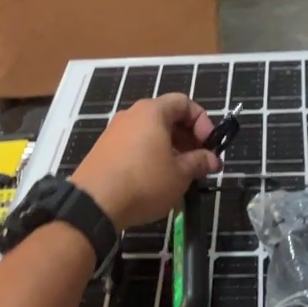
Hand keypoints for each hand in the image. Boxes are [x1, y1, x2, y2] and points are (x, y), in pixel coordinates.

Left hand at [71, 93, 219, 228]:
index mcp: (152, 112)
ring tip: (181, 173)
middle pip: (167, 116)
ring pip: (151, 132)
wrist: (94, 204)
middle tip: (199, 161)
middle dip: (188, 137)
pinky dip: (151, 154)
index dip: (202, 121)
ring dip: (171, 148)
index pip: (184, 102)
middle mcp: (132, 115)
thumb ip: (199, 162)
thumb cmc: (144, 182)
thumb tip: (213, 160)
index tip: (210, 145)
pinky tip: (157, 178)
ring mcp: (115, 132)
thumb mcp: (180, 174)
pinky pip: (135, 144)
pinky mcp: (104, 149)